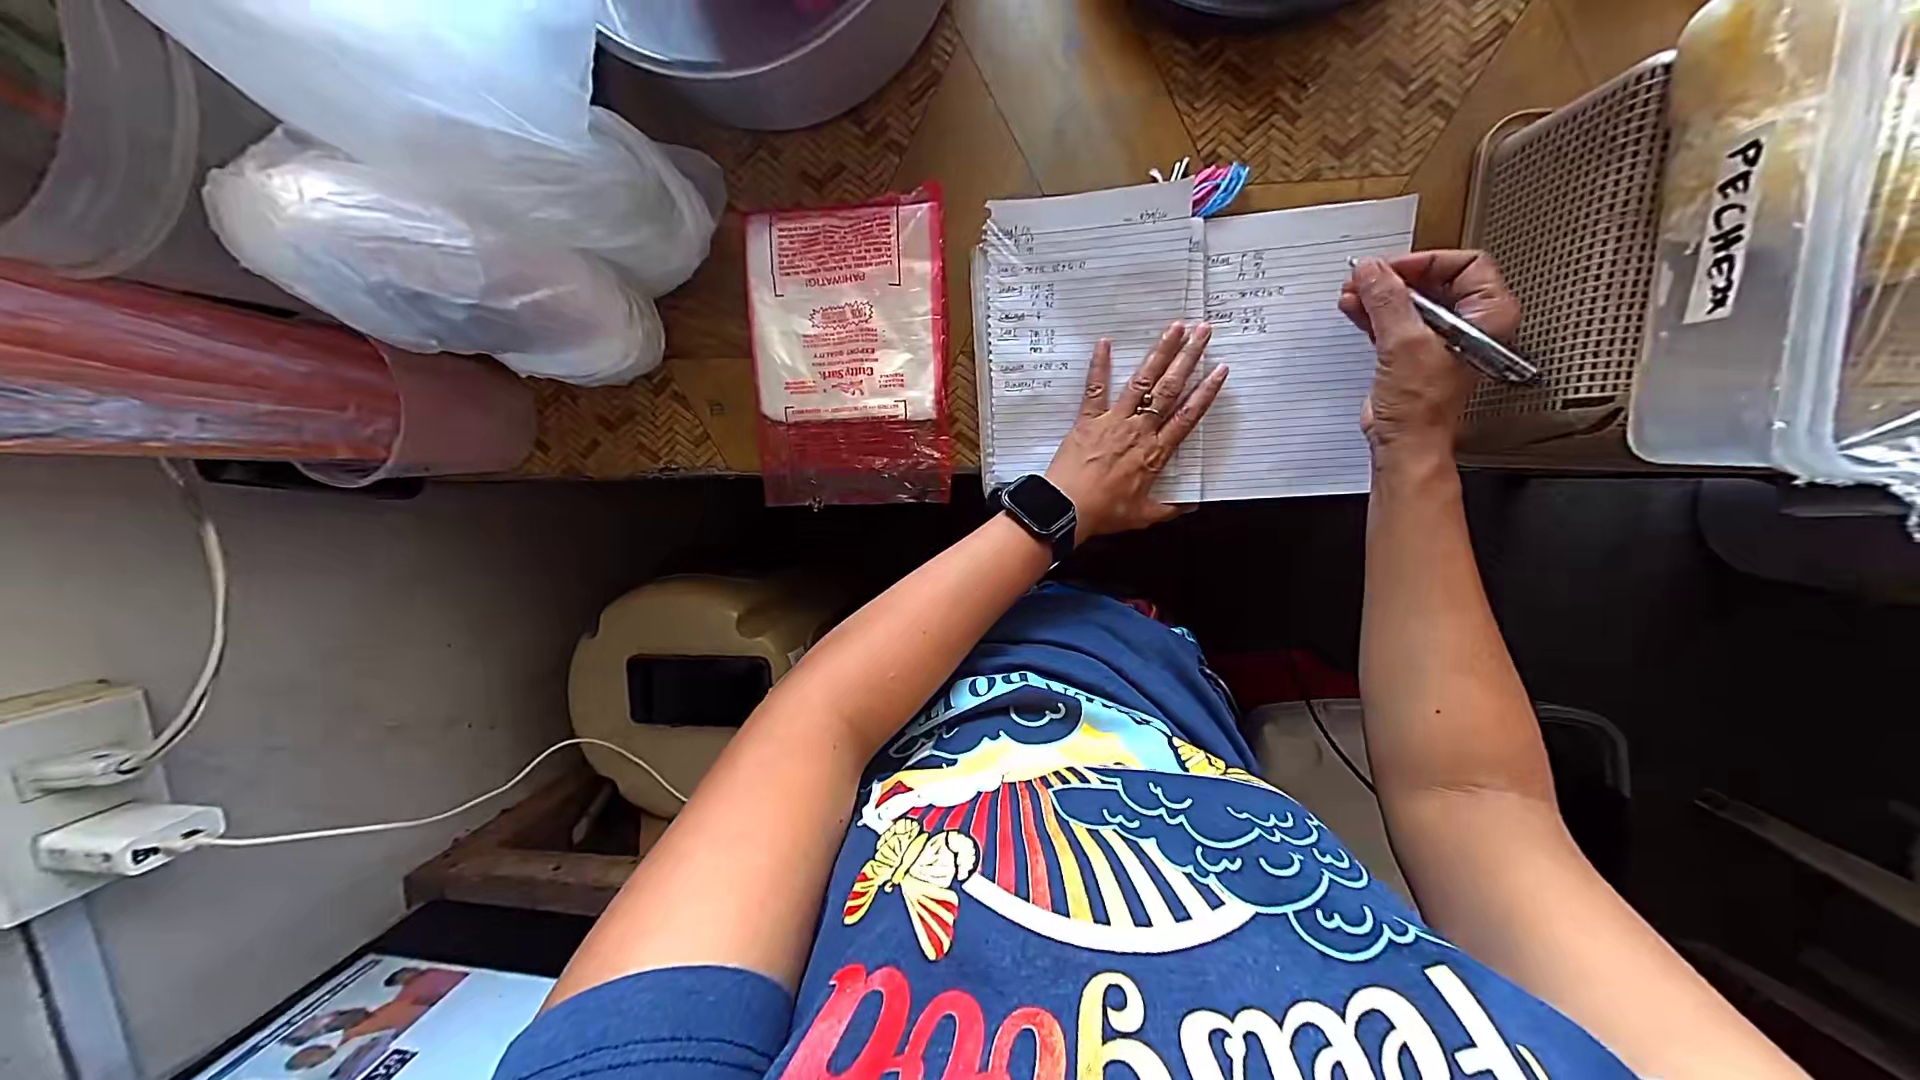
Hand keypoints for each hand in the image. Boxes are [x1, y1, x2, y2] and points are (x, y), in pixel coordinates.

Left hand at [1044, 321, 1227, 545]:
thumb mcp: (1144, 515)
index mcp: (1155, 453)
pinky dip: (1099, 365)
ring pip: (1141, 382)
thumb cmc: (1105, 513)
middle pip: (1169, 389)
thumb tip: (1192, 507)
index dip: (1206, 392)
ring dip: (1159, 353)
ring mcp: (1113, 421)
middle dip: (1188, 358)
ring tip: (1174, 328)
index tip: (1220, 370)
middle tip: (1203, 332)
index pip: (1188, 416)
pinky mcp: (1087, 420)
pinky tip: (1105, 342)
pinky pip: (1095, 389)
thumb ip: (1170, 508)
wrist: (1067, 509)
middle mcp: (1138, 430)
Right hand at [1337, 252, 1518, 461]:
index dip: (1425, 262)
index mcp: (1488, 316)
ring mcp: (1437, 340)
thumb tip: (1372, 271)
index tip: (1391, 268)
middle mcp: (1467, 325)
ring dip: (1378, 295)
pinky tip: (1354, 306)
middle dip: (1394, 278)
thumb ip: (1387, 300)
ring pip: (1409, 302)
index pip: (1464, 265)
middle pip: (1433, 281)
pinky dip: (1373, 313)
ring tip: (1353, 291)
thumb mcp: (1404, 342)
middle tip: (1366, 277)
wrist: (1405, 440)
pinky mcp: (1411, 354)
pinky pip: (1393, 322)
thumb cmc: (1422, 406)